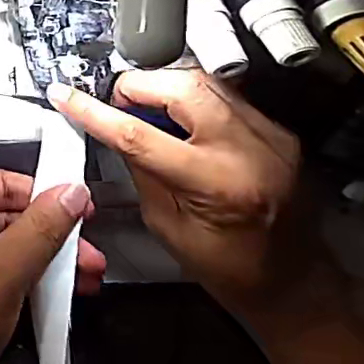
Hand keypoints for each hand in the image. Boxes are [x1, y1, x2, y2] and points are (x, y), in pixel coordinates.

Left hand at [0, 170, 103, 363]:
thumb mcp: (8, 268)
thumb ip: (45, 226)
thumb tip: (71, 193)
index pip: (4, 181)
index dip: (48, 196)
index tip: (82, 209)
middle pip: (6, 211)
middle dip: (51, 236)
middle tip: (86, 254)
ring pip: (2, 239)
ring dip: (42, 258)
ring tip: (80, 277)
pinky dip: (22, 273)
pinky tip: (53, 289)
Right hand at [48, 69, 341, 326]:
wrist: (296, 284)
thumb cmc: (232, 268)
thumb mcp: (166, 223)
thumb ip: (140, 167)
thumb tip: (114, 127)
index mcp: (218, 185)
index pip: (139, 133)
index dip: (94, 112)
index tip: (67, 97)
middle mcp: (251, 151)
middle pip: (180, 85)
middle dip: (136, 85)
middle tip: (116, 102)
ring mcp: (270, 136)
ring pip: (203, 80)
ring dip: (163, 87)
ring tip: (146, 110)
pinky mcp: (277, 130)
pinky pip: (223, 94)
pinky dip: (191, 97)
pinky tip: (179, 120)